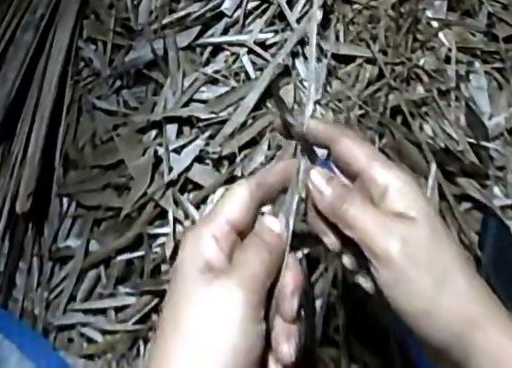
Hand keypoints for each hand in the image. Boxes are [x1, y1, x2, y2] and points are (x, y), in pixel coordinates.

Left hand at [148, 158, 300, 367]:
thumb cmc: (207, 344)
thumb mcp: (237, 290)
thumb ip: (263, 248)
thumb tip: (277, 213)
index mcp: (211, 240)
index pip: (246, 194)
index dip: (274, 177)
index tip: (304, 163)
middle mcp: (225, 262)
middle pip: (275, 244)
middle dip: (287, 279)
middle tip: (282, 309)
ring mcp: (238, 299)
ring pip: (283, 285)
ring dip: (287, 317)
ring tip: (276, 348)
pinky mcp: (250, 331)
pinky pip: (282, 320)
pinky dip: (284, 341)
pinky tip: (274, 361)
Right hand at [301, 120, 511, 367]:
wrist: (465, 335)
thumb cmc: (431, 284)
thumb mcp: (385, 243)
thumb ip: (346, 206)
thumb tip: (311, 171)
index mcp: (388, 180)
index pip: (345, 142)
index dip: (318, 130)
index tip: (289, 123)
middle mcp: (382, 191)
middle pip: (332, 178)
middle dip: (323, 207)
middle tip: (337, 243)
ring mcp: (380, 217)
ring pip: (335, 209)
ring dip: (335, 235)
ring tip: (355, 263)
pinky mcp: (378, 242)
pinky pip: (346, 235)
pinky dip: (347, 252)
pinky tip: (363, 274)